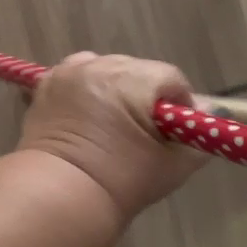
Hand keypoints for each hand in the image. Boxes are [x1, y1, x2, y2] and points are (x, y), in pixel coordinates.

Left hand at [17, 52, 207, 218]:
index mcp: (126, 80)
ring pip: (100, 64)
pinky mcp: (43, 82)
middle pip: (132, 66)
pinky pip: (72, 72)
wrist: (65, 182)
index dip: (181, 99)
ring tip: (118, 117)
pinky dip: (86, 84)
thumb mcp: (177, 161)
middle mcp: (91, 66)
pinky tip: (89, 111)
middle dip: (147, 90)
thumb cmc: (126, 174)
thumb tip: (203, 111)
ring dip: (114, 83)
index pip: (168, 74)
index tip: (179, 126)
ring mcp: (63, 72)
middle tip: (149, 125)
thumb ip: (199, 134)